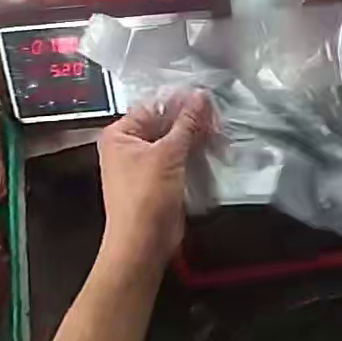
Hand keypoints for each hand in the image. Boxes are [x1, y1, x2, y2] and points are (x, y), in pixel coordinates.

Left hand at [96, 91, 211, 272]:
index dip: (180, 101)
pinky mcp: (160, 178)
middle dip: (191, 119)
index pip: (153, 106)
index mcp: (121, 134)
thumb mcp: (169, 154)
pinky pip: (178, 156)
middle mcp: (129, 145)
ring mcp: (144, 162)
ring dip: (196, 135)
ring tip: (220, 130)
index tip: (208, 97)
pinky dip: (194, 151)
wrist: (143, 245)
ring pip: (174, 139)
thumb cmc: (147, 196)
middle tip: (219, 115)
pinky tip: (214, 145)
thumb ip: (187, 122)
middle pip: (164, 122)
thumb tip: (201, 95)